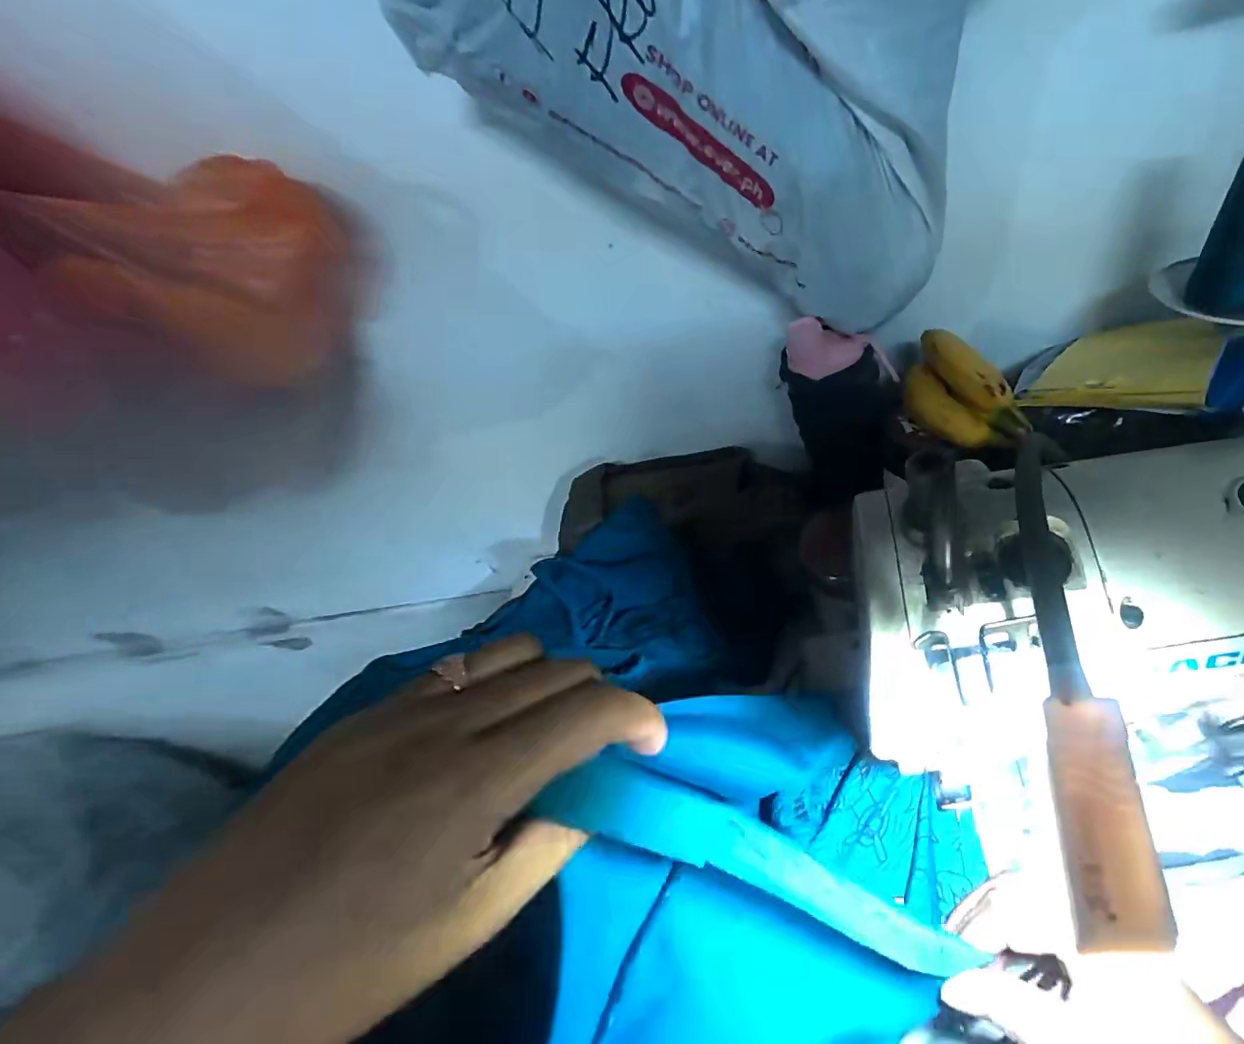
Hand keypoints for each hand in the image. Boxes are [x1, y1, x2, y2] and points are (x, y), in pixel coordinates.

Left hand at [1, 635, 664, 1043]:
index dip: (642, 716)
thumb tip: (605, 787)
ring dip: (553, 681)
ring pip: (515, 651)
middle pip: (563, 670)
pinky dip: (498, 681)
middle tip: (603, 749)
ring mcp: (394, 712)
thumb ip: (558, 837)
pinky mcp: (359, 717)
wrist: (187, 994)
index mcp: (476, 780)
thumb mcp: (477, 916)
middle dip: (604, 700)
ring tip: (547, 728)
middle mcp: (442, 725)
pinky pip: (457, 668)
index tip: (654, 745)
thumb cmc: (353, 967)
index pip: (593, 708)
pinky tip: (482, 729)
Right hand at [941, 871, 1243, 1043]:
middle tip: (952, 953)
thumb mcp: (1064, 1035)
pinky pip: (1055, 900)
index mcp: (1079, 918)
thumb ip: (1004, 1004)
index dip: (970, 933)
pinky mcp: (1109, 914)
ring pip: (1035, 888)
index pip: (1008, 906)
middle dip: (980, 916)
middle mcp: (1088, 896)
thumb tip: (952, 985)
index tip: (943, 964)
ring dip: (1001, 914)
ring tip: (976, 950)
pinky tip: (1014, 948)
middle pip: (1019, 886)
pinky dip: (1028, 918)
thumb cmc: (1128, 1040)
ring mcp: (1100, 902)